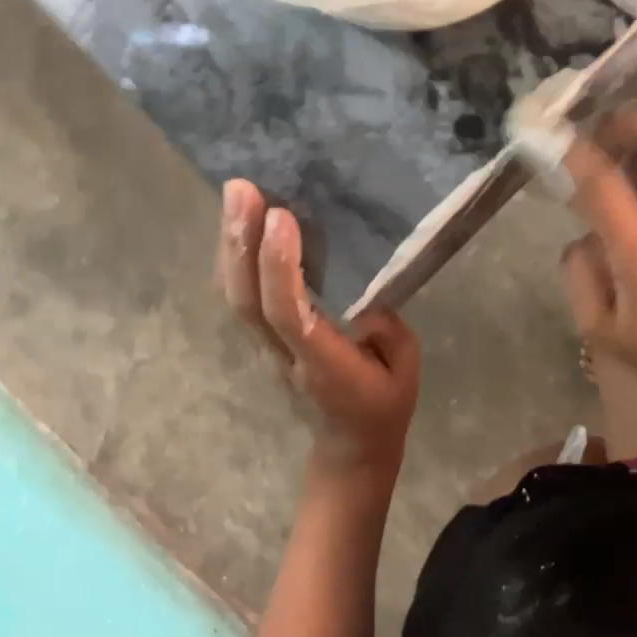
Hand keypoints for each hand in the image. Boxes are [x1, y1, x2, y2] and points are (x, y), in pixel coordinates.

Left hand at [218, 179, 420, 475]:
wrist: (351, 448)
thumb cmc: (384, 407)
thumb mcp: (406, 370)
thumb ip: (387, 331)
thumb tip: (362, 297)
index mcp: (324, 364)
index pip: (289, 313)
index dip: (279, 265)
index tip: (282, 216)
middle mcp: (284, 355)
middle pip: (247, 300)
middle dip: (240, 242)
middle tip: (241, 188)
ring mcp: (267, 350)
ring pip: (235, 297)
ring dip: (230, 244)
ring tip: (236, 195)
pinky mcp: (262, 342)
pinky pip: (241, 298)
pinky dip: (235, 258)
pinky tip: (239, 226)